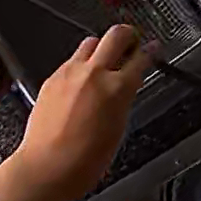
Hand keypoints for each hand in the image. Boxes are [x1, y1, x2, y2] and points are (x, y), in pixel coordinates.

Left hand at [0, 26, 150, 200]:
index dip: (151, 51)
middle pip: (116, 34)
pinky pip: (71, 60)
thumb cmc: (83, 159)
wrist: (47, 166)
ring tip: (106, 58)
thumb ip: (123, 99)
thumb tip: (125, 87)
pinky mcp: (52, 77)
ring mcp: (70, 73)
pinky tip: (82, 77)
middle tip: (132, 40)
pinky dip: (81, 63)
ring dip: (102, 46)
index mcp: (117, 89)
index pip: (140, 58)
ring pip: (90, 42)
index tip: (153, 48)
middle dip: (128, 34)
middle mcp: (93, 74)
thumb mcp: (118, 129)